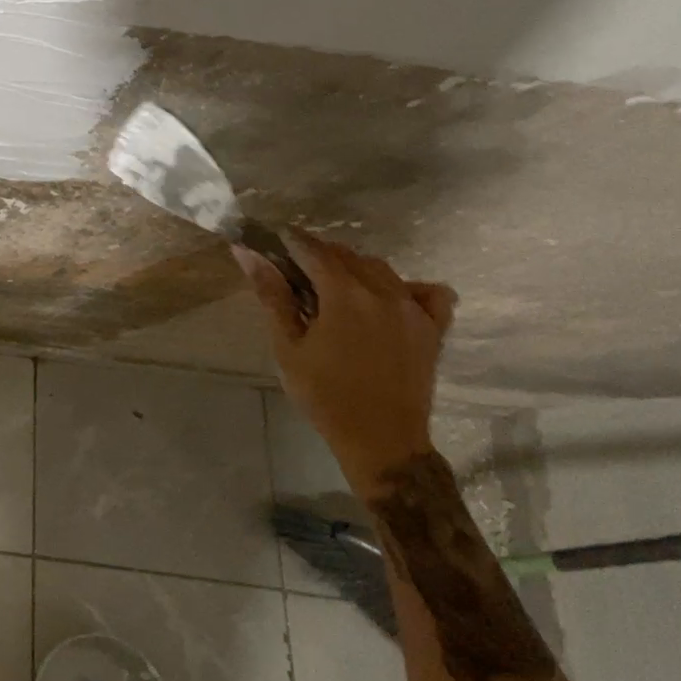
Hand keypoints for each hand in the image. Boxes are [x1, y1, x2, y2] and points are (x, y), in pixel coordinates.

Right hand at [233, 230, 457, 490]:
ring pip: (381, 269)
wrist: (381, 440)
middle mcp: (385, 292)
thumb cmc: (324, 394)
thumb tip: (246, 252)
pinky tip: (386, 300)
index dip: (289, 241)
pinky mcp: (434, 328)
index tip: (271, 240)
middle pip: (347, 255)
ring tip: (331, 287)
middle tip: (293, 271)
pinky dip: (406, 287)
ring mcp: (415, 309)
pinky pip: (428, 292)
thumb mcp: (287, 345)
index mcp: (345, 295)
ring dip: (353, 268)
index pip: (313, 250)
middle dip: (318, 254)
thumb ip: (271, 294)